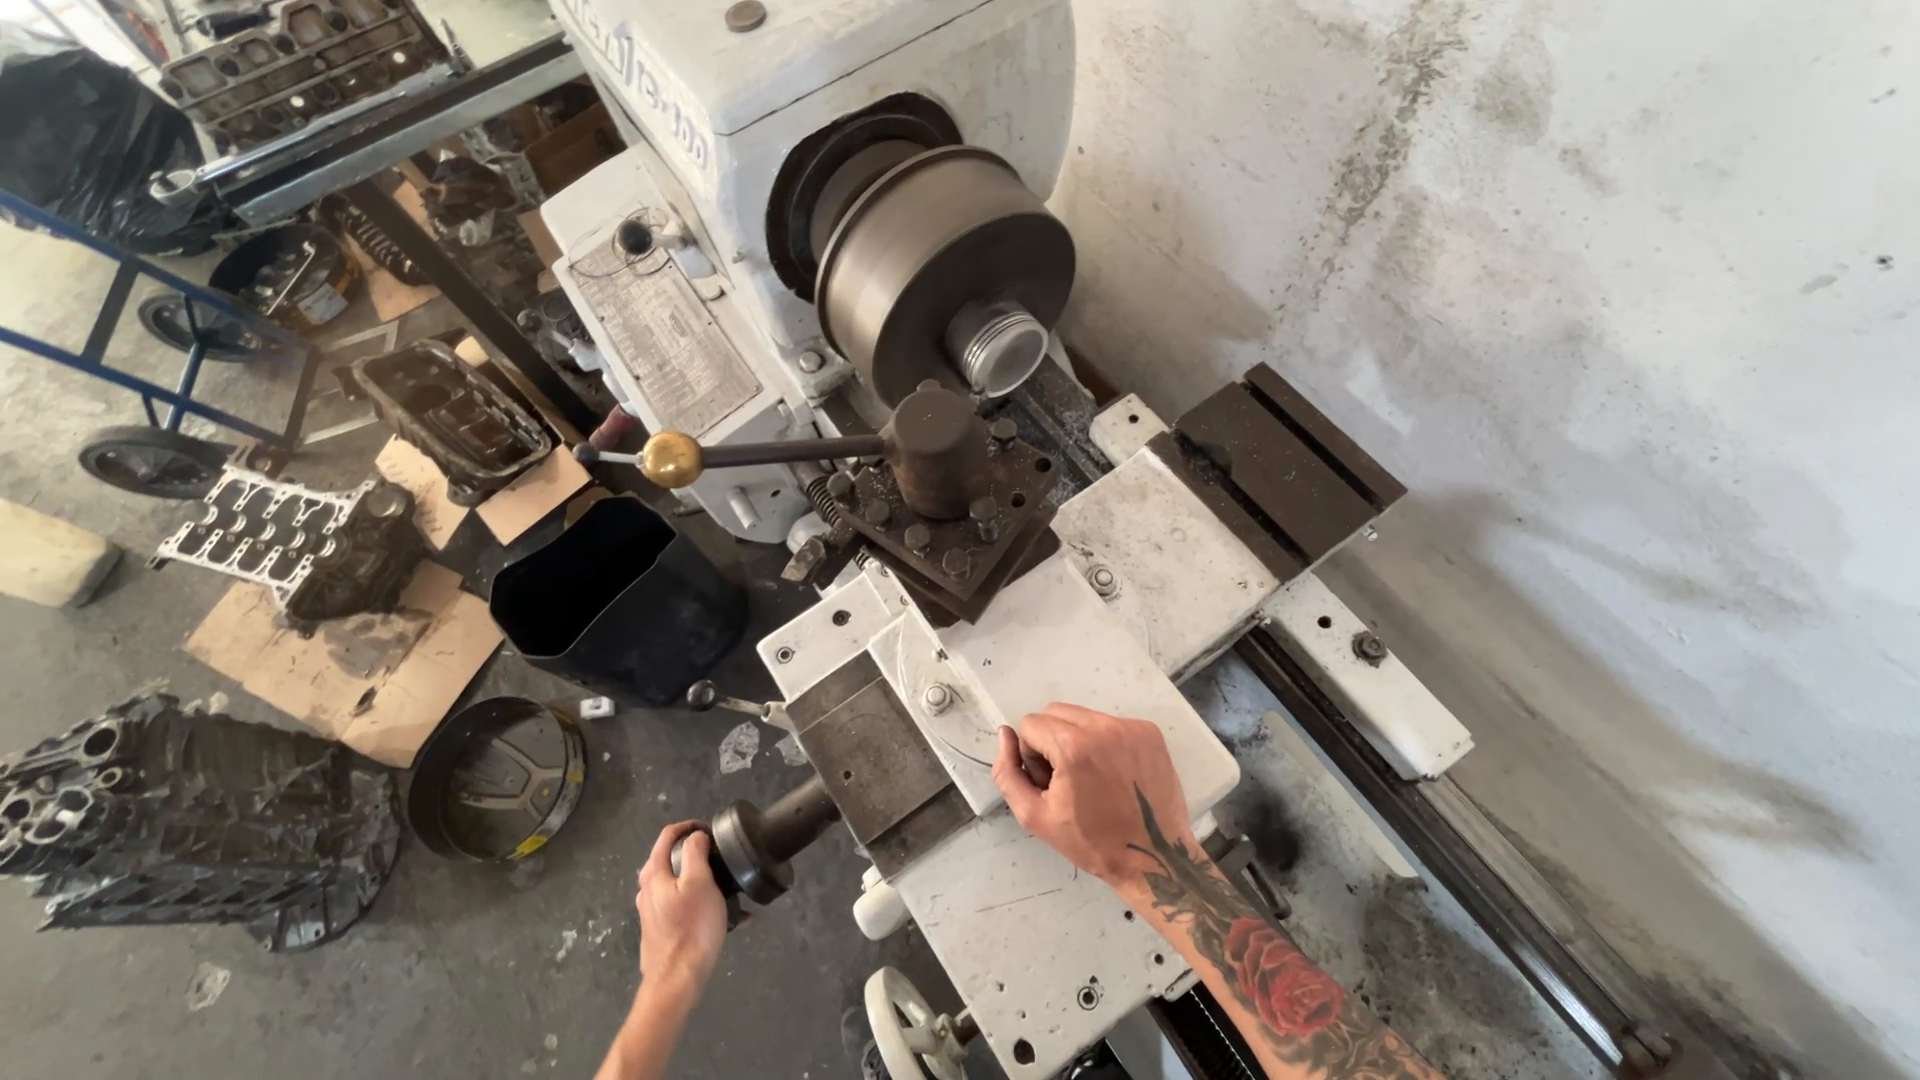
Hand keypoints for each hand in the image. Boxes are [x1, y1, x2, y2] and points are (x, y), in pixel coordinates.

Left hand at [635, 822, 727, 997]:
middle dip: (694, 852)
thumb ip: (695, 853)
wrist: (677, 979)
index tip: (711, 829)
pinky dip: (701, 902)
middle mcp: (648, 890)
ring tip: (725, 886)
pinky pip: (683, 906)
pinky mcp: (661, 930)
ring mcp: (652, 912)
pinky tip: (728, 917)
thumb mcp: (700, 882)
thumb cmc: (692, 927)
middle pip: (669, 859)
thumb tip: (696, 836)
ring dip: (699, 878)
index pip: (667, 836)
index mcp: (655, 874)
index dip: (688, 826)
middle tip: (718, 855)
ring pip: (676, 883)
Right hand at [991, 703, 1196, 894]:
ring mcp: (1131, 727)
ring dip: (1077, 739)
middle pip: (1055, 712)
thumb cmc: (1091, 842)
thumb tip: (1004, 734)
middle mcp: (1104, 727)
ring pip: (1083, 715)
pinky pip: (1110, 723)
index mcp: (1073, 746)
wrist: (1155, 858)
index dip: (1032, 755)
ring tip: (1092, 777)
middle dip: (1051, 741)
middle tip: (1067, 779)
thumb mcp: (1033, 815)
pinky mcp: (1150, 732)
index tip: (1050, 783)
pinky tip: (1114, 774)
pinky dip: (1104, 741)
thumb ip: (1007, 772)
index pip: (1030, 724)